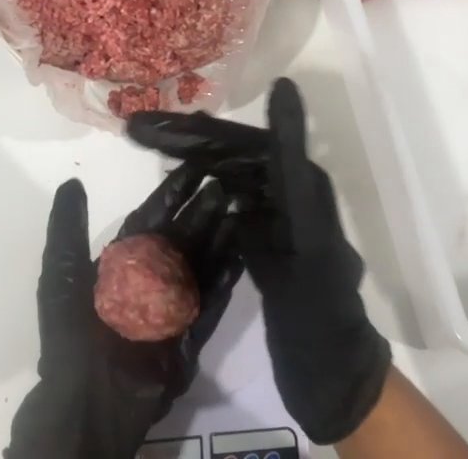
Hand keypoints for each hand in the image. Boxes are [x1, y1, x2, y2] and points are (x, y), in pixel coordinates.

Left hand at [4, 164, 243, 458]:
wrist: (87, 399)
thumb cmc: (71, 331)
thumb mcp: (61, 274)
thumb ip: (67, 229)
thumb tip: (72, 182)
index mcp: (122, 262)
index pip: (151, 217)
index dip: (172, 192)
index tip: (195, 168)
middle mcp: (150, 277)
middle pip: (182, 236)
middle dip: (202, 211)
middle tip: (226, 184)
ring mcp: (172, 305)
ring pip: (201, 263)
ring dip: (219, 238)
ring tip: (239, 212)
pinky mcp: (189, 334)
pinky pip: (210, 303)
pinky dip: (224, 281)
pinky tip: (240, 257)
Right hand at [128, 78, 391, 443]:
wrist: (334, 379)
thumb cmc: (321, 314)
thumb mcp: (308, 237)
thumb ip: (292, 165)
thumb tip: (288, 88)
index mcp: (301, 185)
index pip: (242, 145)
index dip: (197, 130)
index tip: (149, 122)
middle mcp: (294, 192)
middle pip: (233, 154)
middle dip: (185, 138)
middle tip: (133, 129)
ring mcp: (282, 217)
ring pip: (230, 173)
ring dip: (190, 157)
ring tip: (144, 143)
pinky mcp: (273, 241)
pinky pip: (233, 200)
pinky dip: (203, 188)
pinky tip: (175, 184)